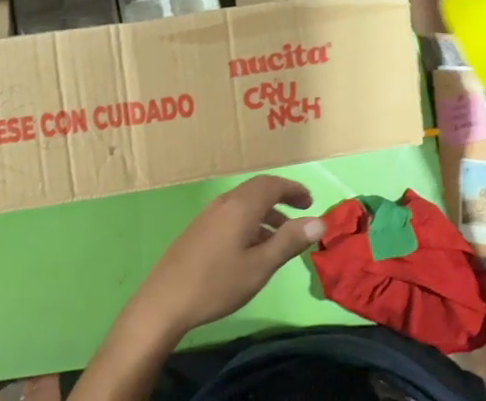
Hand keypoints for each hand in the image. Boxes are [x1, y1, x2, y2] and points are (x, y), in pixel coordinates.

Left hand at [126, 175, 323, 336]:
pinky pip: (232, 214)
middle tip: (301, 212)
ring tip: (283, 236)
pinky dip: (251, 221)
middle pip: (257, 189)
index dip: (293, 189)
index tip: (311, 201)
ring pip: (244, 203)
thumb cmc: (217, 283)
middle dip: (281, 197)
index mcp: (241, 206)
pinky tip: (254, 247)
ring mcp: (209, 215)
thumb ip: (289, 242)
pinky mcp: (200, 229)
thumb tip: (319, 221)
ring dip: (266, 213)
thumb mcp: (260, 266)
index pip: (271, 184)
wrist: (165, 300)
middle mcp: (224, 203)